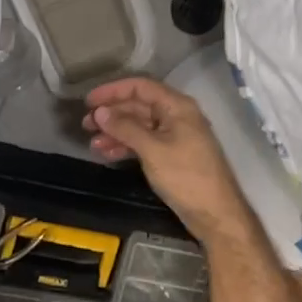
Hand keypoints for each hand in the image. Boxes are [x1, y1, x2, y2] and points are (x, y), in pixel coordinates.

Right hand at [84, 77, 248, 242]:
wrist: (216, 214)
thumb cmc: (185, 176)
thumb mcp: (152, 150)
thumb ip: (125, 128)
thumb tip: (100, 112)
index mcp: (177, 106)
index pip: (140, 87)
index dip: (113, 90)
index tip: (89, 101)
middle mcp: (176, 116)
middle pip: (138, 105)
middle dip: (112, 113)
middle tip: (86, 124)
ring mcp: (174, 136)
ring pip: (139, 126)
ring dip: (115, 132)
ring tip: (93, 143)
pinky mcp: (171, 155)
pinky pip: (144, 142)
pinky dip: (126, 146)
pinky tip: (107, 154)